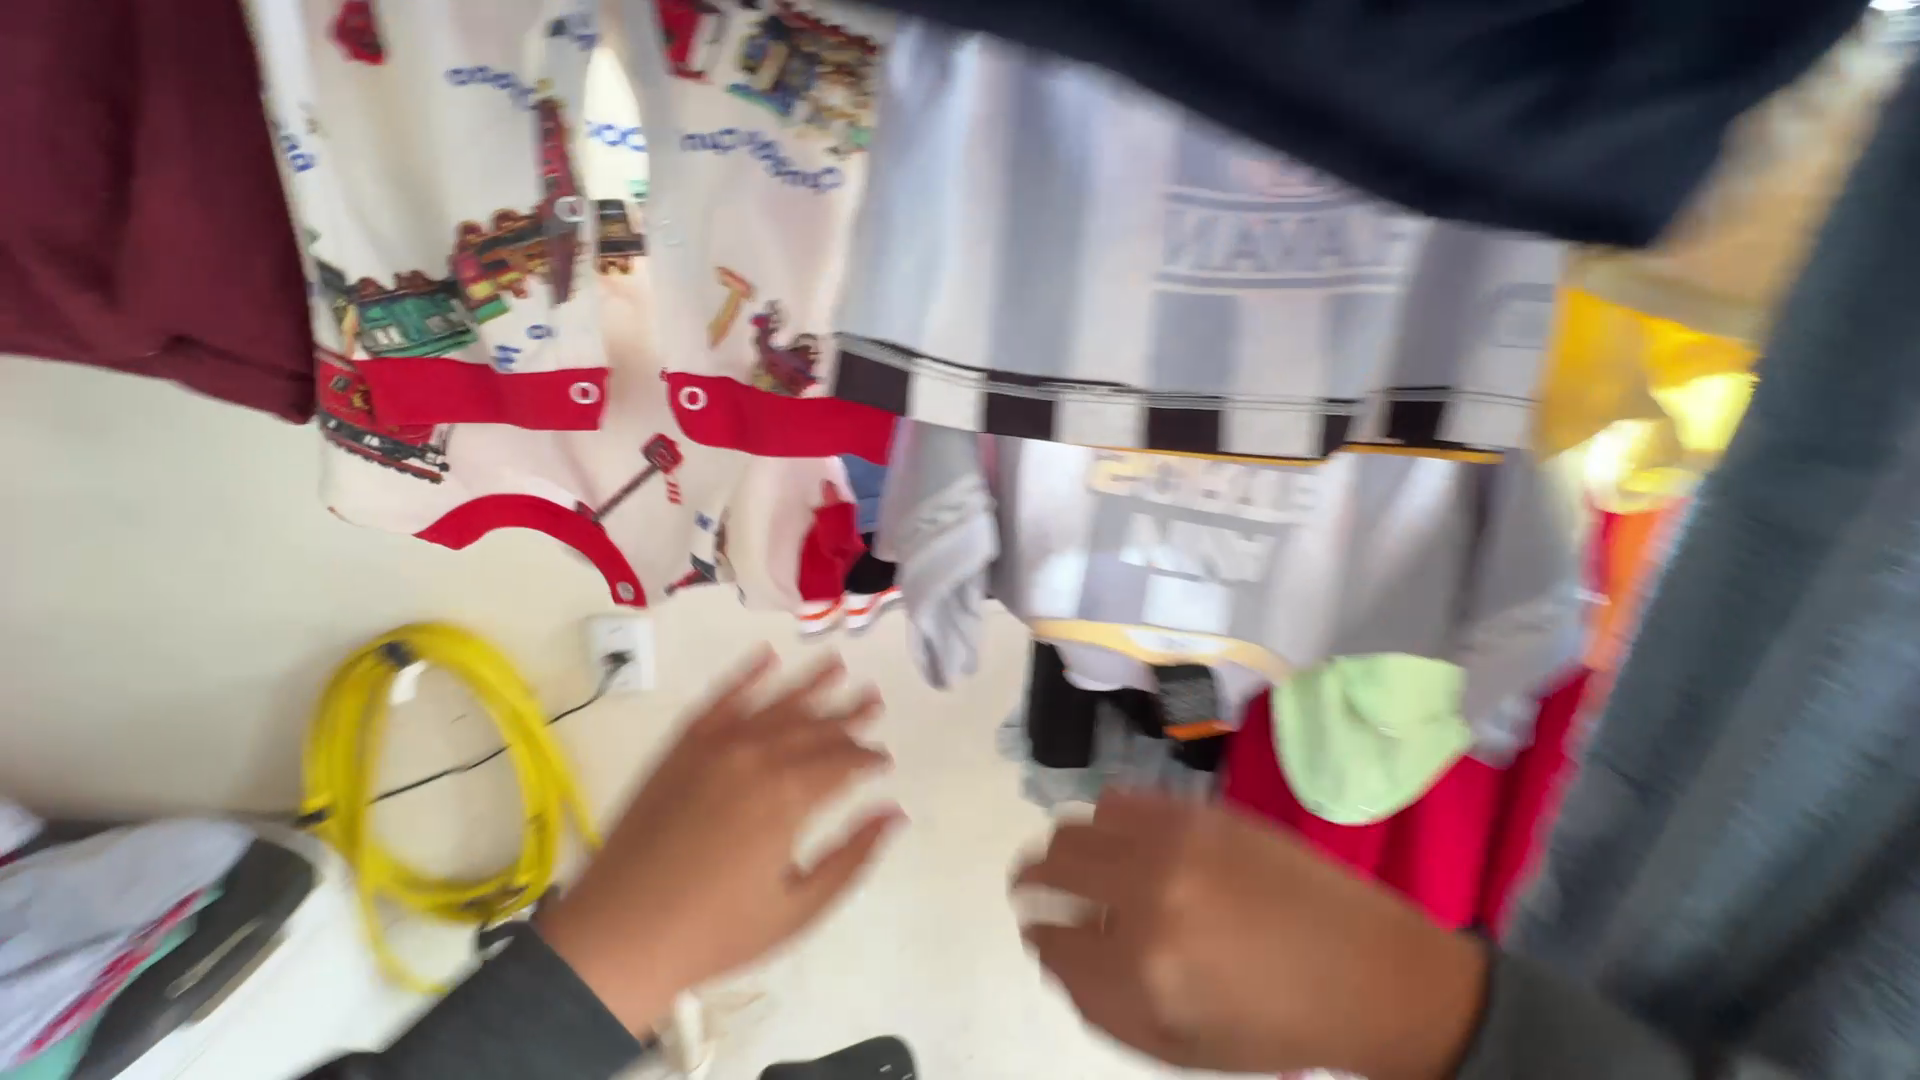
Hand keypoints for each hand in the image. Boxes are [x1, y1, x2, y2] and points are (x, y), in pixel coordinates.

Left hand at [539, 648, 901, 1031]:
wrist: (617, 937)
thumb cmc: (716, 932)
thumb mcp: (799, 909)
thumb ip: (852, 855)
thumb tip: (894, 813)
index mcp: (788, 798)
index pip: (842, 762)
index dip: (868, 758)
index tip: (884, 761)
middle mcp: (756, 758)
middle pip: (813, 727)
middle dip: (848, 716)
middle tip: (874, 700)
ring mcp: (714, 747)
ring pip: (774, 704)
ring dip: (810, 683)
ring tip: (838, 665)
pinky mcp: (679, 748)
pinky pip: (719, 700)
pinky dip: (744, 676)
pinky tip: (766, 658)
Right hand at [1014, 791, 1487, 1079]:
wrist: (1368, 970)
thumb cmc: (1273, 1026)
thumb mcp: (1179, 1047)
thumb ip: (1099, 1005)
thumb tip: (1049, 951)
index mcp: (1143, 970)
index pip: (1051, 941)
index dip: (1040, 937)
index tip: (1041, 933)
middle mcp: (1147, 895)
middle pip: (1049, 869)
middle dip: (1032, 884)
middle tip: (1036, 891)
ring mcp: (1172, 843)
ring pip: (1075, 828)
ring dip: (1065, 850)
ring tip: (1082, 865)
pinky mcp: (1197, 810)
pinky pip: (1118, 798)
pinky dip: (1104, 820)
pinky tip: (1121, 840)